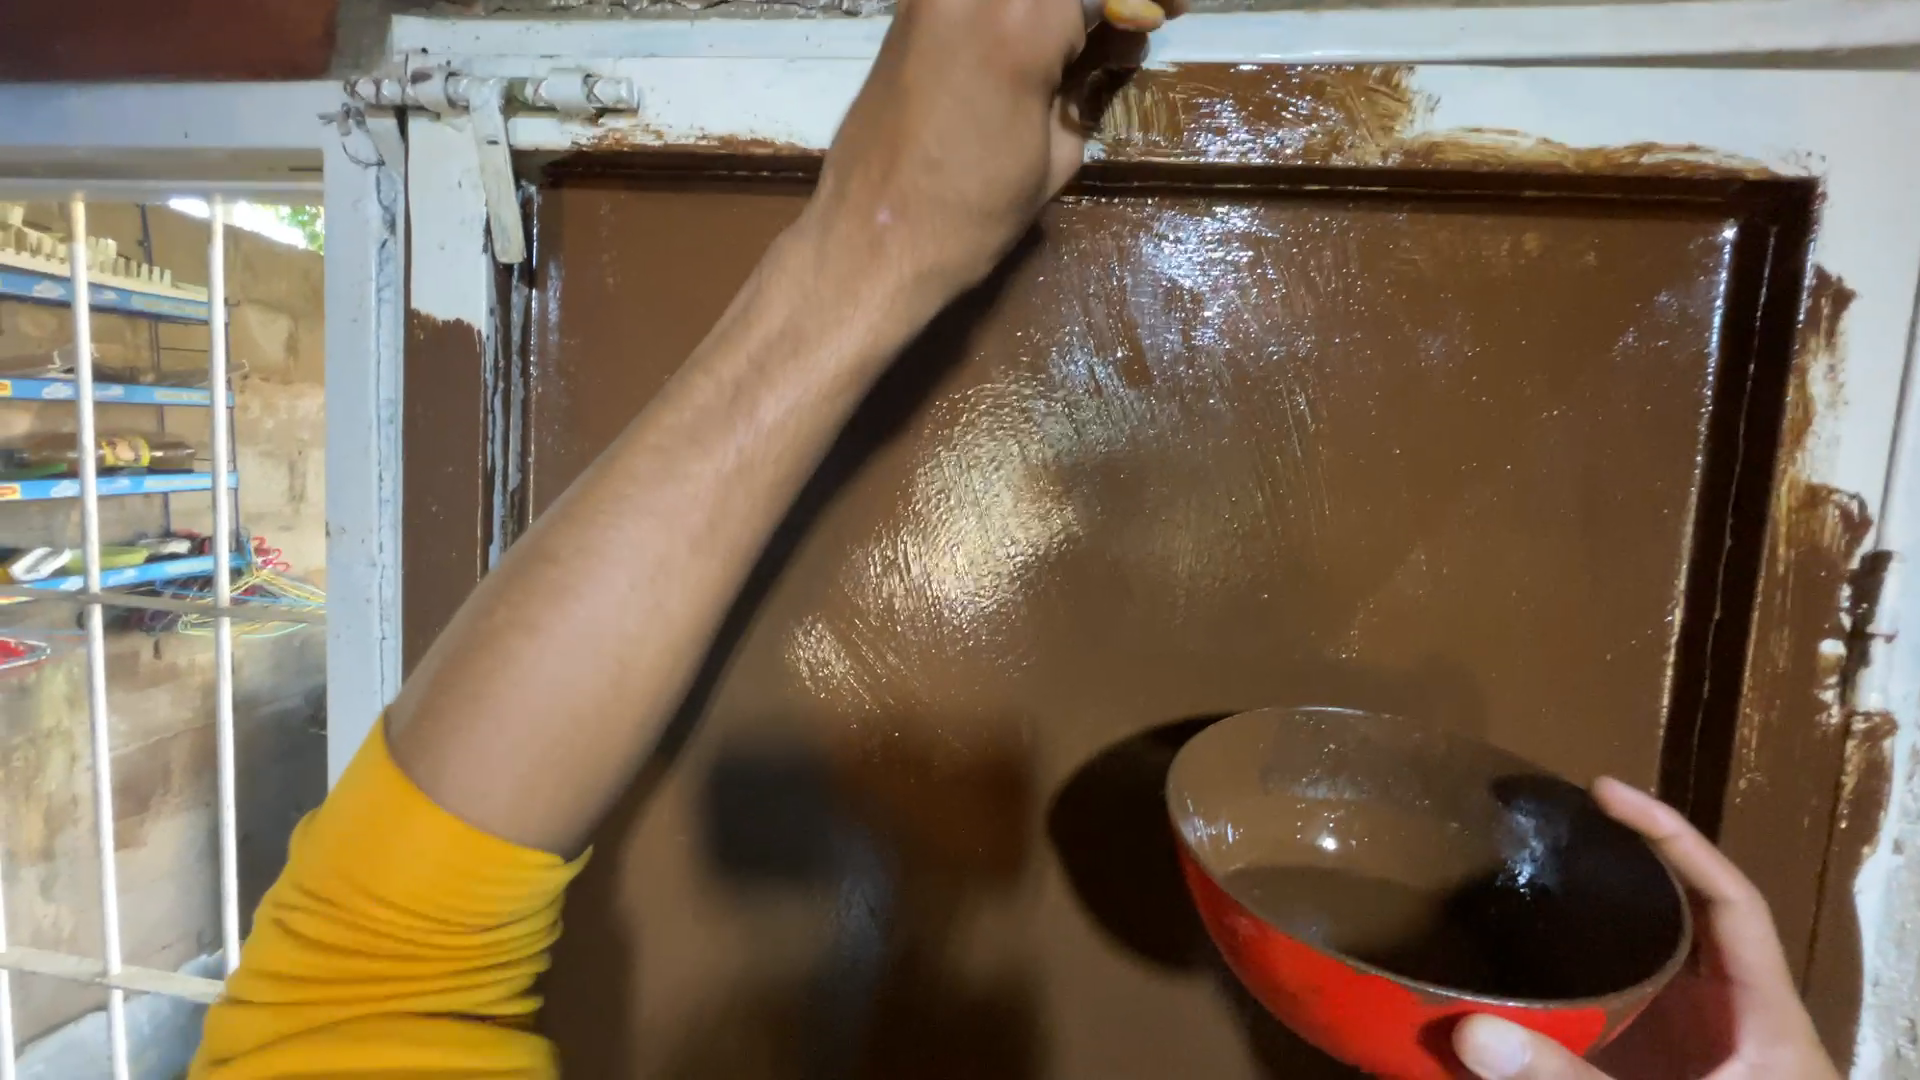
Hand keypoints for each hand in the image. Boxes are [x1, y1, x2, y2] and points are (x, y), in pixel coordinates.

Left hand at [793, 0, 1176, 333]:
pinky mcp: (906, 9)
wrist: (872, 243)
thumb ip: (1089, 87)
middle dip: (1092, 2)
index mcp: (1023, 15)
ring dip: (1051, 11)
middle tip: (1120, 23)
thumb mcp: (1055, 159)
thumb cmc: (968, 220)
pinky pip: (973, 1)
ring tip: (1077, 39)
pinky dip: (1010, 13)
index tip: (1165, 12)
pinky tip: (1030, 39)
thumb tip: (1116, 43)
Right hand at [1453, 778, 1838, 1079]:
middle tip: (1545, 814)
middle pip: (1680, 907)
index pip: (1729, 899)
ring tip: (1524, 855)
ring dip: (1590, 899)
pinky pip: (1608, 980)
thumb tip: (1466, 1030)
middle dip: (1619, 854)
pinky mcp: (1646, 1049)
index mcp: (1761, 1014)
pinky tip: (1517, 934)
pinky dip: (1567, 949)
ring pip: (1642, 943)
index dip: (1673, 836)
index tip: (1601, 790)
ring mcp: (1686, 1029)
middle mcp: (1725, 1008)